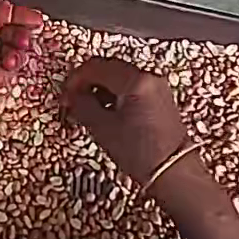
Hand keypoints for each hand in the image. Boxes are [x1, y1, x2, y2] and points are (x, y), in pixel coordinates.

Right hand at [62, 58, 193, 182]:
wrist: (173, 172)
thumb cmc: (141, 153)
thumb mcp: (102, 128)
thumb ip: (82, 105)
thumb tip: (72, 95)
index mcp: (135, 81)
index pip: (95, 66)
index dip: (75, 79)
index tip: (65, 93)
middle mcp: (148, 77)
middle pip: (108, 68)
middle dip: (87, 82)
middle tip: (73, 100)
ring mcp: (156, 86)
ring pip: (119, 77)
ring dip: (100, 89)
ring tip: (88, 110)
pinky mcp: (160, 98)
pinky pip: (132, 87)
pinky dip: (115, 95)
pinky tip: (107, 113)